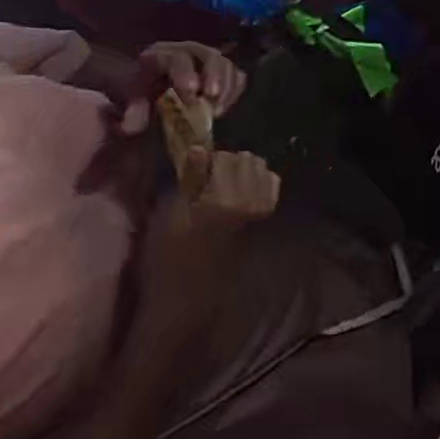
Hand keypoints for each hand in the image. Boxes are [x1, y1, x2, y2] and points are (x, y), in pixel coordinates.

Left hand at [117, 42, 247, 136]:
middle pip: (209, 56)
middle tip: (211, 97)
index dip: (185, 73)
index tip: (189, 94)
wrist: (155, 82)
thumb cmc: (145, 88)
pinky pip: (237, 76)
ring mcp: (210, 58)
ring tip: (217, 110)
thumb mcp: (135, 98)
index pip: (177, 58)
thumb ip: (135, 111)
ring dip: (226, 88)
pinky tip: (222, 109)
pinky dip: (234, 92)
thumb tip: (130, 128)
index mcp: (164, 53)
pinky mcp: (224, 69)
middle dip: (214, 77)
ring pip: (226, 65)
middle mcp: (190, 50)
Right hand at [135, 148, 281, 316]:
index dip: (206, 158)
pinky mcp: (267, 215)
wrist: (189, 291)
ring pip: (260, 167)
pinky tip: (240, 191)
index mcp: (224, 200)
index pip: (224, 157)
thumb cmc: (168, 254)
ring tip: (223, 184)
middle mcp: (251, 201)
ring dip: (243, 169)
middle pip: (246, 158)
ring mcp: (263, 208)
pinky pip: (271, 182)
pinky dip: (258, 179)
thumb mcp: (169, 212)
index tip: (193, 168)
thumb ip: (190, 177)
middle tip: (208, 176)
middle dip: (227, 161)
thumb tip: (199, 147)